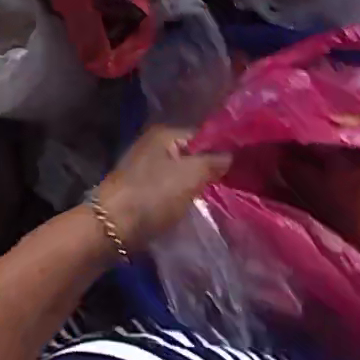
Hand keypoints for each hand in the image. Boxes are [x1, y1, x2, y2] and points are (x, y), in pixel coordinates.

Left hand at [94, 126, 231, 250]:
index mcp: (164, 134)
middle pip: (193, 155)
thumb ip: (213, 161)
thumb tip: (231, 153)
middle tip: (238, 186)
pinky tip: (200, 208)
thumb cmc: (153, 195)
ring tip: (224, 199)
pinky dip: (185, 197)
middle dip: (212, 170)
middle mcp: (154, 145)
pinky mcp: (144, 190)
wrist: (112, 225)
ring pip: (183, 174)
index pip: (203, 136)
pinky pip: (173, 189)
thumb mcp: (190, 175)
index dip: (224, 150)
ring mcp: (147, 168)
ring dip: (199, 186)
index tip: (247, 168)